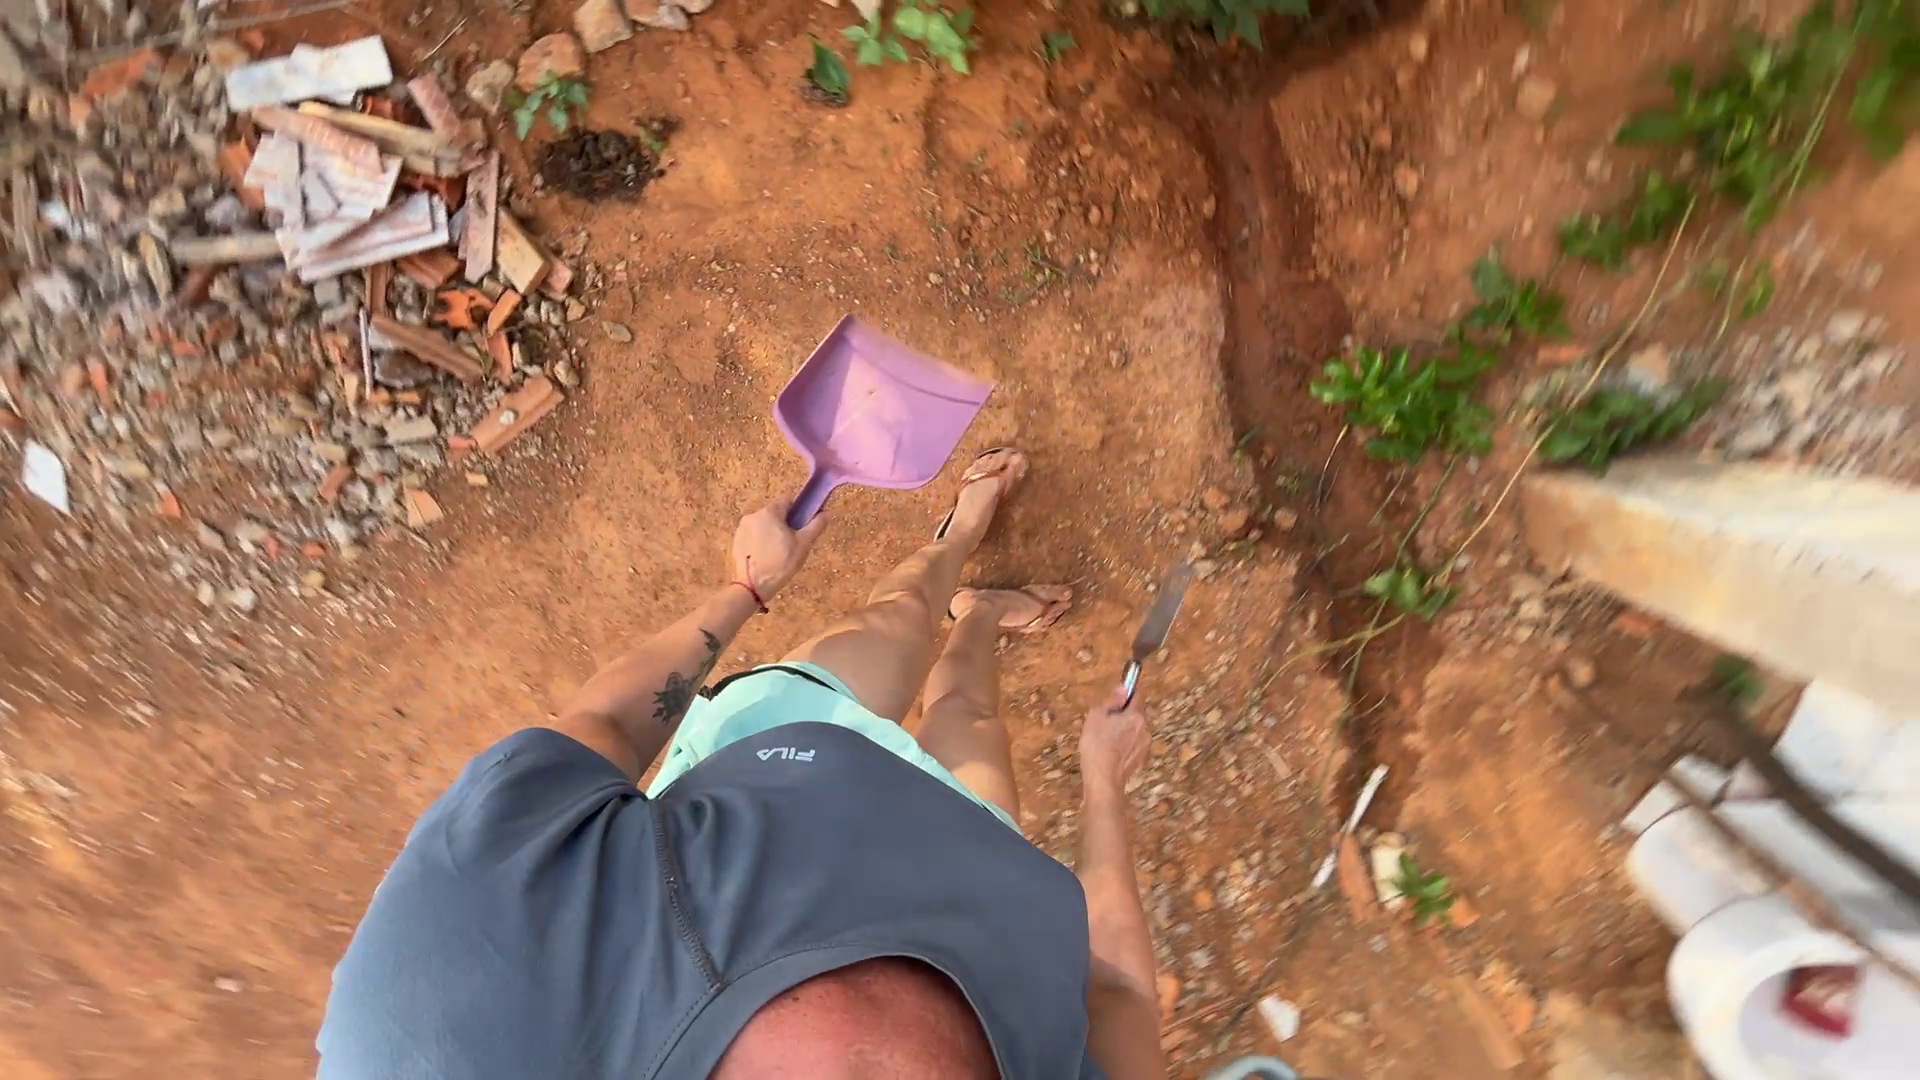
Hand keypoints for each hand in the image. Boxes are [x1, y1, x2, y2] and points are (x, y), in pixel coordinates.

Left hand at [731, 498, 826, 602]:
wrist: (752, 586)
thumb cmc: (781, 563)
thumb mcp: (803, 544)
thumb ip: (816, 525)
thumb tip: (827, 513)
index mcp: (769, 512)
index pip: (787, 500)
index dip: (799, 508)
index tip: (804, 522)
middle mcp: (753, 515)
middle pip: (775, 513)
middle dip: (785, 523)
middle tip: (794, 541)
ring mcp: (742, 529)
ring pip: (764, 525)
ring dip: (773, 532)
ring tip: (780, 552)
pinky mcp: (736, 541)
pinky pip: (753, 536)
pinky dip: (761, 541)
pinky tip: (767, 557)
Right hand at [1079, 687, 1150, 797]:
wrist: (1103, 779)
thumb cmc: (1096, 745)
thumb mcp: (1096, 716)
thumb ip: (1111, 701)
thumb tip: (1123, 689)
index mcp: (1136, 715)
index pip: (1137, 695)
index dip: (1128, 692)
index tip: (1117, 696)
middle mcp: (1146, 728)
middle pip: (1137, 713)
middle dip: (1125, 713)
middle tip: (1106, 720)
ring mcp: (1146, 745)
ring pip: (1136, 729)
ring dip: (1126, 729)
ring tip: (1107, 738)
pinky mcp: (1142, 759)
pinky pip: (1135, 744)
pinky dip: (1127, 743)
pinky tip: (1112, 751)